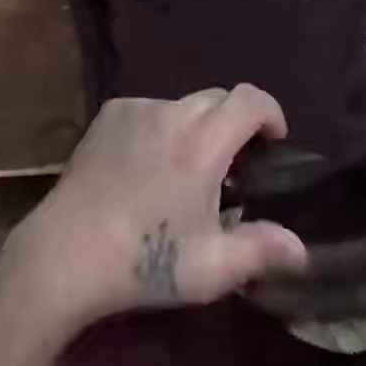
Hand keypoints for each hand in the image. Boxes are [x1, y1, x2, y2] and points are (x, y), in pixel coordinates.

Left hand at [0, 86, 309, 332]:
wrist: (65, 251)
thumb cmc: (143, 260)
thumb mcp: (209, 268)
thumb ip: (260, 250)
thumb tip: (300, 249)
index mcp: (200, 145)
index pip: (248, 99)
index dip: (270, 112)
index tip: (274, 141)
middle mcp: (169, 113)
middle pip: (217, 97)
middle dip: (235, 123)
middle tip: (233, 167)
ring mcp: (134, 109)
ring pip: (182, 104)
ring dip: (197, 125)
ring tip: (186, 170)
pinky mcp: (108, 114)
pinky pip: (150, 108)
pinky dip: (162, 126)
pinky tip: (147, 165)